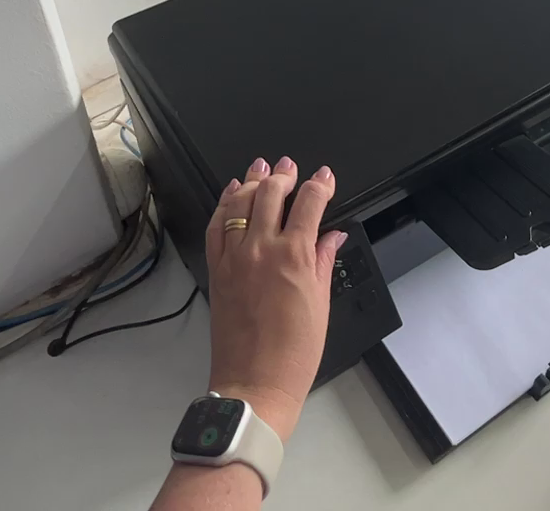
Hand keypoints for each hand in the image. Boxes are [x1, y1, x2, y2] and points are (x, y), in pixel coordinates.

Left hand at [203, 156, 344, 441]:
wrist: (255, 384)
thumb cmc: (292, 353)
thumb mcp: (321, 303)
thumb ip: (325, 260)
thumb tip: (333, 236)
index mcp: (294, 257)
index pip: (310, 203)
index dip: (320, 183)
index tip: (325, 177)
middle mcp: (262, 249)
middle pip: (271, 193)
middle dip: (284, 173)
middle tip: (290, 166)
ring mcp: (235, 257)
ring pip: (240, 202)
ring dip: (252, 179)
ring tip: (261, 167)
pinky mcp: (216, 269)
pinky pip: (216, 226)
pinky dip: (223, 204)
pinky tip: (231, 192)